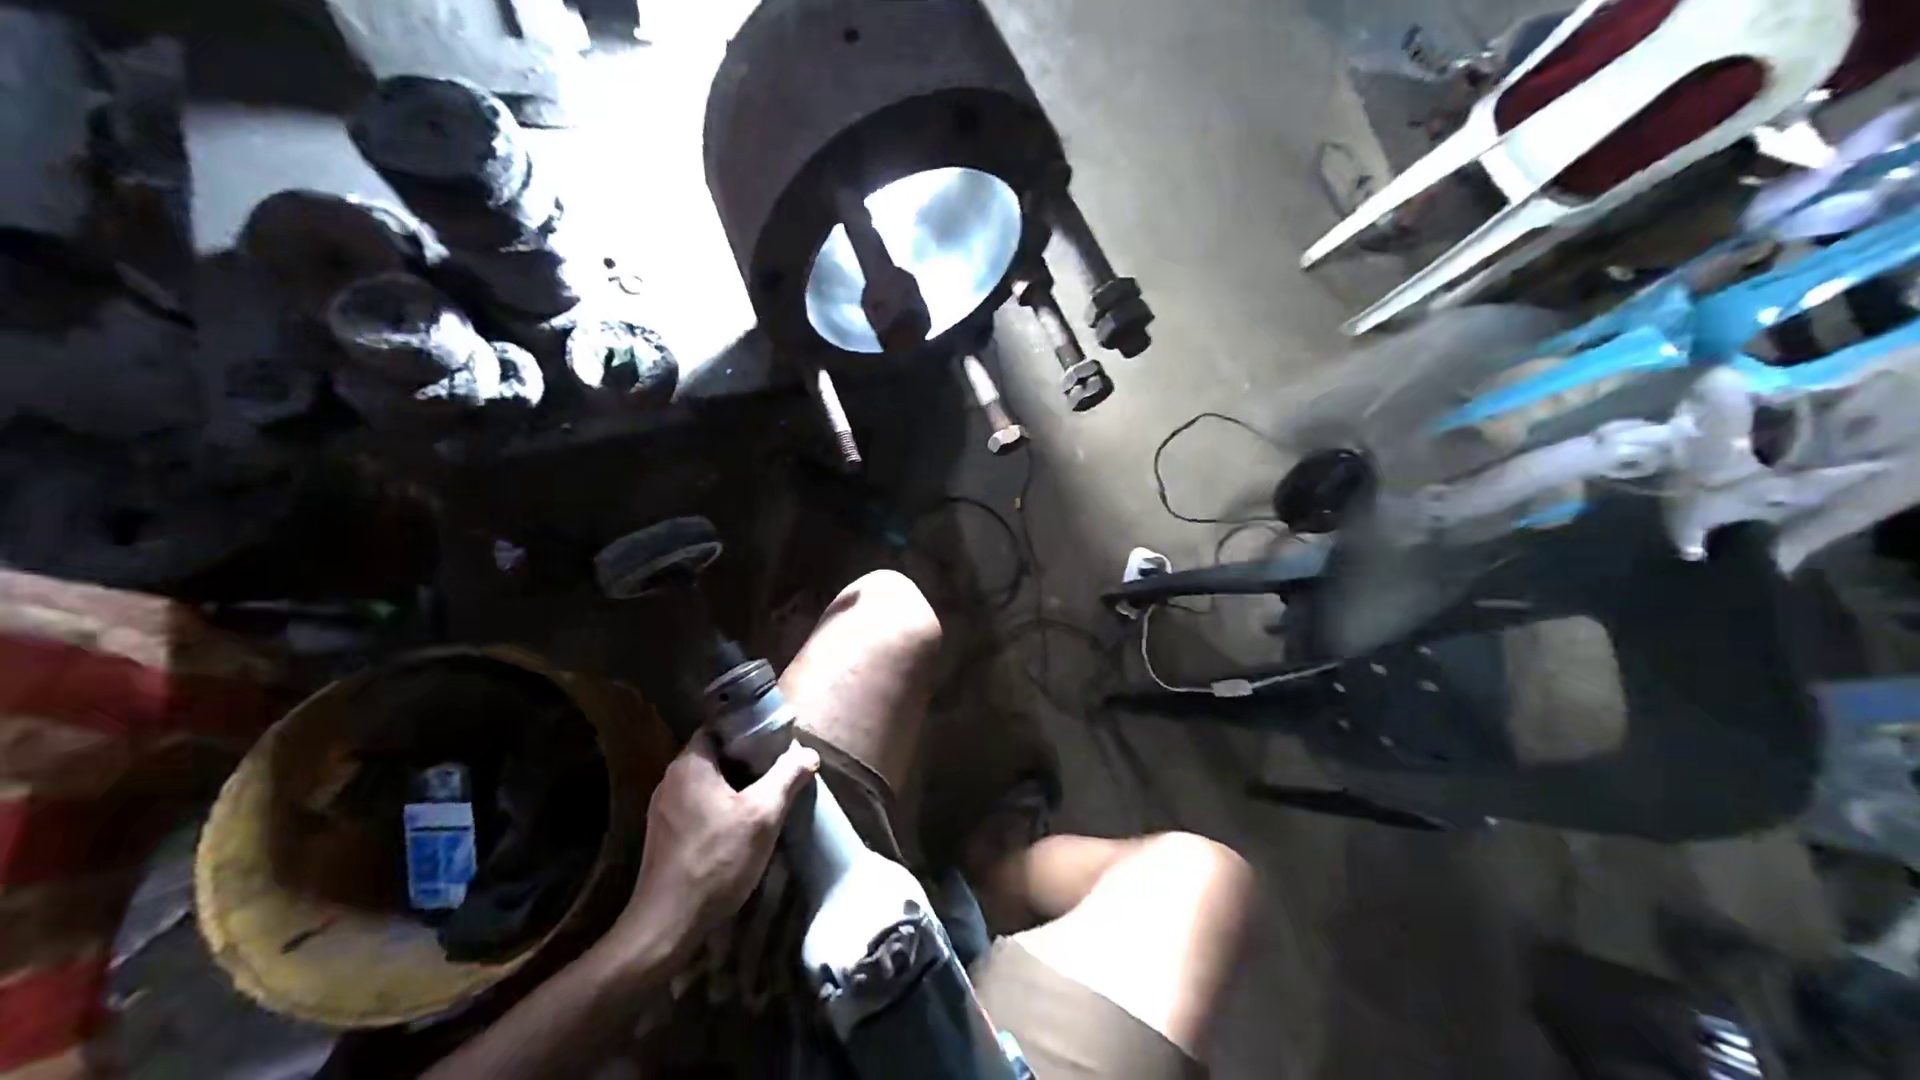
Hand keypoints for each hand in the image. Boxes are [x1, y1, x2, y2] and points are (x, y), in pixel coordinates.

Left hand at [605, 734, 818, 972]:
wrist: (667, 926)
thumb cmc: (717, 860)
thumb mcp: (763, 815)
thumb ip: (787, 777)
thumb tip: (807, 753)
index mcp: (689, 765)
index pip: (719, 728)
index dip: (749, 731)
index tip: (777, 742)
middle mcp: (671, 780)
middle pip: (715, 755)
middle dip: (748, 760)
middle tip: (779, 769)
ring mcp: (664, 810)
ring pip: (707, 783)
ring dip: (736, 786)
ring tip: (767, 796)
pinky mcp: (665, 836)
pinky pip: (698, 806)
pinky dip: (721, 807)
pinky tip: (742, 826)